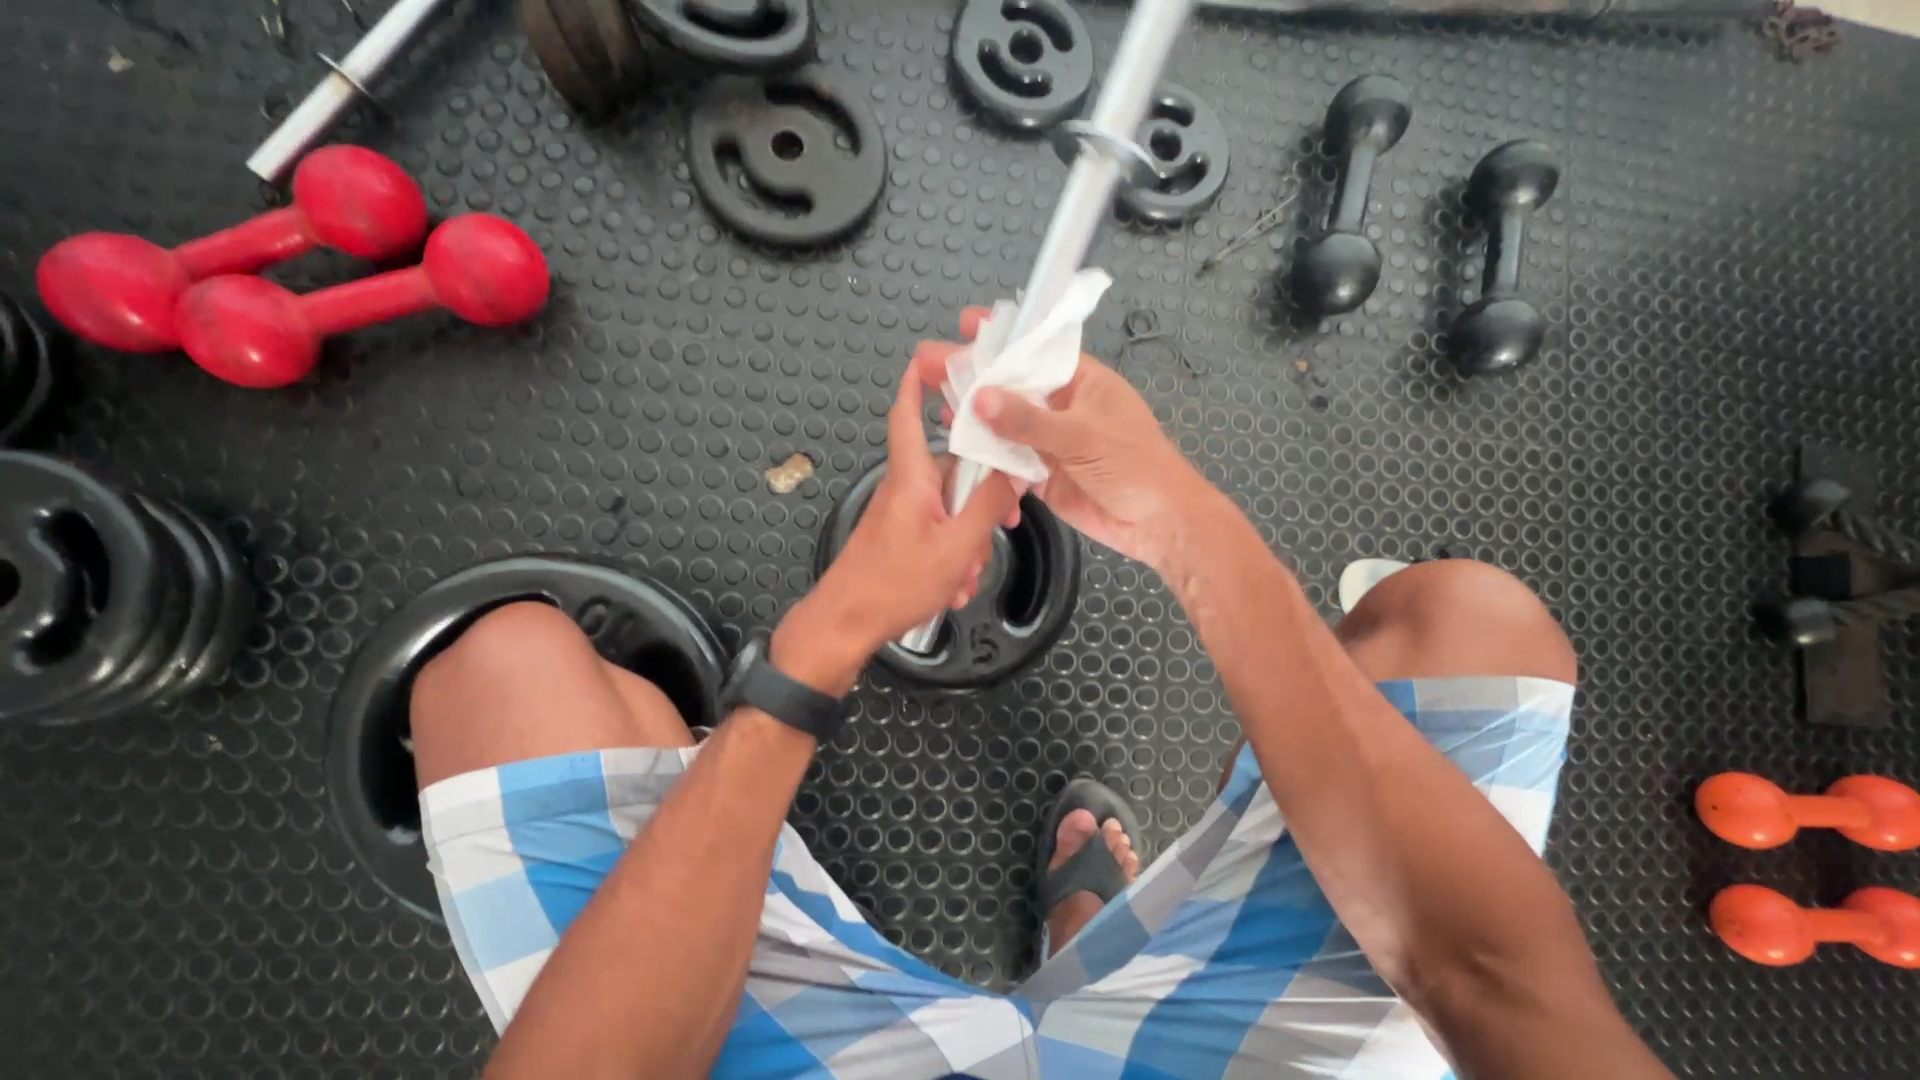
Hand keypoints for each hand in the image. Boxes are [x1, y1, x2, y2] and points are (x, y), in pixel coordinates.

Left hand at [786, 350, 1020, 682]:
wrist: (846, 625)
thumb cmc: (893, 584)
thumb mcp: (956, 547)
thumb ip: (988, 506)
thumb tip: (1013, 473)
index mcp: (911, 478)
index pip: (908, 414)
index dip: (918, 383)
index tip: (931, 358)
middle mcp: (905, 488)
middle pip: (953, 472)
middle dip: (981, 504)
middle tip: (999, 531)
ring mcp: (901, 515)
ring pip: (950, 510)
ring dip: (967, 542)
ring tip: (964, 576)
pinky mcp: (899, 538)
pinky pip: (937, 535)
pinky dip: (951, 558)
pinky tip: (952, 586)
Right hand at [913, 306, 1206, 569]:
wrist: (1157, 522)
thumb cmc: (1134, 465)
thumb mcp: (1082, 435)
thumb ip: (1029, 419)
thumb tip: (980, 398)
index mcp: (1078, 381)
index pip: (1034, 350)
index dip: (999, 336)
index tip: (964, 322)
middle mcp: (1060, 406)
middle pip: (1009, 386)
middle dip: (971, 376)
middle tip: (927, 365)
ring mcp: (1048, 442)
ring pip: (1003, 425)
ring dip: (972, 418)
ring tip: (935, 407)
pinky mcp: (1041, 475)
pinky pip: (1006, 462)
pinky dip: (984, 459)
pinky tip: (957, 450)